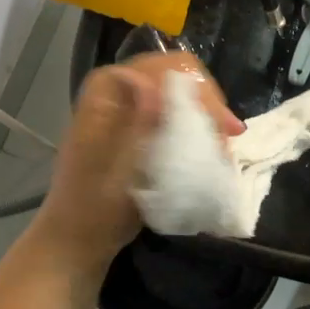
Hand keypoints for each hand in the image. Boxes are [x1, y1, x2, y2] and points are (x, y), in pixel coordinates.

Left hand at [32, 52, 243, 269]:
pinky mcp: (137, 125)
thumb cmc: (96, 208)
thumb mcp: (121, 169)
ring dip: (205, 117)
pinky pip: (175, 113)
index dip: (200, 90)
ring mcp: (129, 106)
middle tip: (231, 136)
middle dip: (207, 104)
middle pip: (177, 77)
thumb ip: (139, 124)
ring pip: (180, 94)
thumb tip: (154, 86)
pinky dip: (195, 128)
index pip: (166, 68)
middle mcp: (118, 88)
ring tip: (223, 146)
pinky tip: (211, 148)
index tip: (222, 126)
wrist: (78, 240)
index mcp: (107, 89)